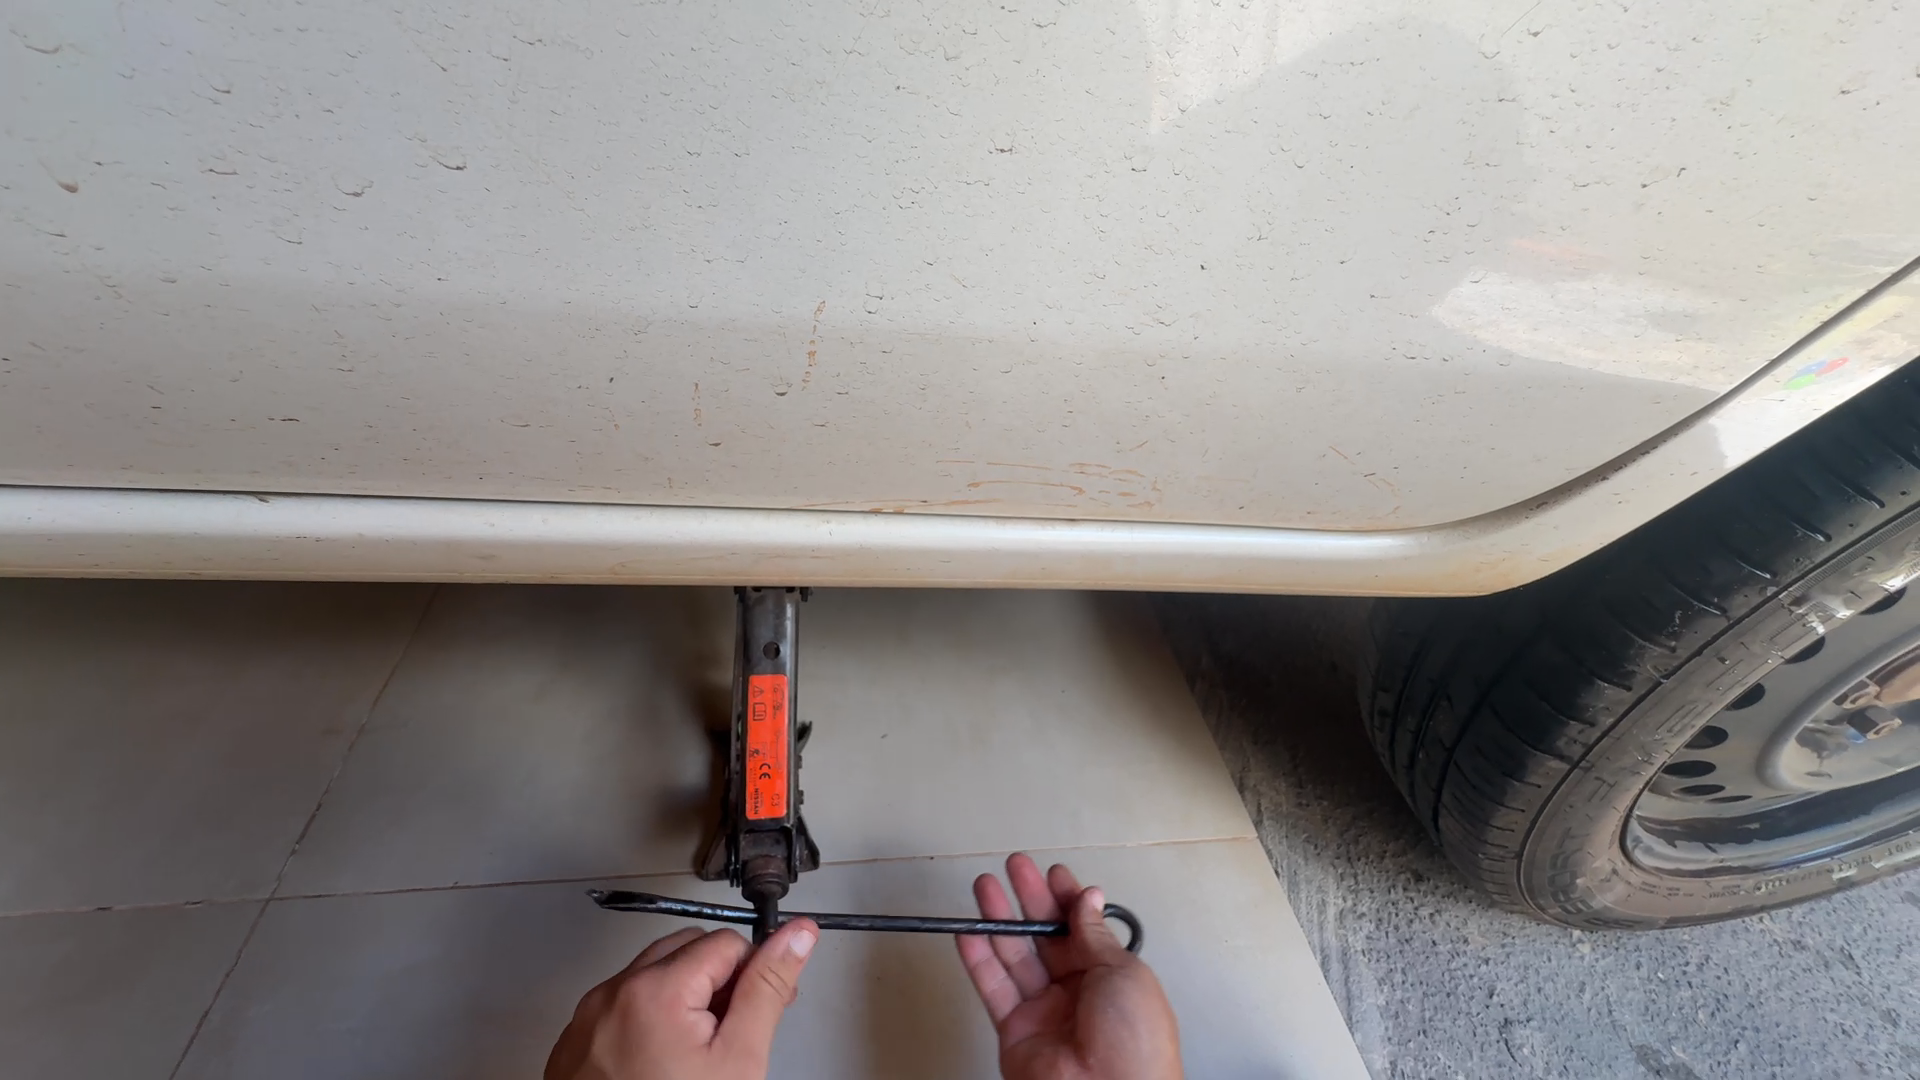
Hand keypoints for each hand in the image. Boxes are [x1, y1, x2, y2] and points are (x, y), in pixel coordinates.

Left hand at [545, 918, 817, 1079]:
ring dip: (684, 997)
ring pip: (655, 974)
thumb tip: (798, 933)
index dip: (752, 975)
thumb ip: (769, 986)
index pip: (728, 942)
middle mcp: (613, 993)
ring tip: (697, 1055)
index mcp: (654, 989)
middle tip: (733, 1036)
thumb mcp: (739, 1058)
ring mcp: (586, 1020)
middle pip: (689, 950)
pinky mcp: (571, 1047)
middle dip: (718, 981)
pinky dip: (648, 1019)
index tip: (757, 1012)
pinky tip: (662, 1064)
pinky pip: (622, 1006)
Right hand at [956, 855, 1181, 1079]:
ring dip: (998, 919)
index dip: (1067, 898)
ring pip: (1015, 955)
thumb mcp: (1123, 974)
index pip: (1083, 928)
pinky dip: (978, 960)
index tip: (1051, 871)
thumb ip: (1094, 933)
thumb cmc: (1131, 1035)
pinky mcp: (1014, 1032)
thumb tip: (1088, 894)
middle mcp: (1075, 991)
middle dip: (1030, 898)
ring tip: (983, 884)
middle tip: (1013, 864)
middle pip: (1046, 936)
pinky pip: (994, 989)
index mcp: (1109, 978)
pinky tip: (967, 931)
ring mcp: (1042, 1011)